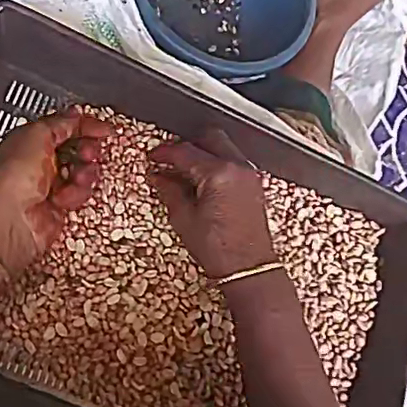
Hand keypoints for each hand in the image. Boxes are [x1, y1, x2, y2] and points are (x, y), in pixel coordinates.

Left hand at [0, 110, 108, 273]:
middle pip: (77, 149)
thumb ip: (60, 122)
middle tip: (89, 153)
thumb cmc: (15, 177)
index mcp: (30, 140)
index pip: (63, 127)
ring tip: (76, 178)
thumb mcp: (37, 135)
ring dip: (84, 174)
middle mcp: (40, 161)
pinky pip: (80, 192)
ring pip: (83, 171)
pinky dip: (76, 194)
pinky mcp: (60, 204)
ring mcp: (50, 184)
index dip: (83, 126)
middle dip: (87, 150)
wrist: (13, 220)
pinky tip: (64, 198)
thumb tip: (76, 114)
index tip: (103, 129)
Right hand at [147, 132, 276, 278]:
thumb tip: (159, 177)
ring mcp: (249, 174)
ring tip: (183, 172)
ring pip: (223, 148)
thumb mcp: (184, 219)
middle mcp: (238, 167)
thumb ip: (170, 191)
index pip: (186, 152)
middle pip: (208, 139)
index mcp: (219, 173)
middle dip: (186, 146)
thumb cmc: (218, 248)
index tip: (153, 156)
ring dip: (203, 153)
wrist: (247, 268)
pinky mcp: (253, 184)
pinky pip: (232, 162)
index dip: (164, 153)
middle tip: (168, 160)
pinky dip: (216, 164)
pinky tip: (201, 181)